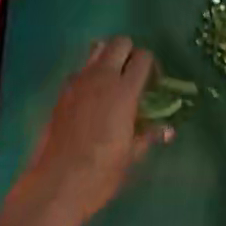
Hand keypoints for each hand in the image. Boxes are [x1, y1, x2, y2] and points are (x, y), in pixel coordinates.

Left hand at [14, 36, 173, 225]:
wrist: (57, 183)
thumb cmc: (100, 172)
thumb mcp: (131, 156)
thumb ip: (149, 135)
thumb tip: (168, 130)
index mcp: (124, 91)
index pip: (143, 57)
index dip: (151, 65)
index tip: (153, 83)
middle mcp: (102, 77)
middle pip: (120, 42)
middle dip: (131, 53)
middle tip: (133, 77)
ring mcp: (79, 80)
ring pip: (98, 48)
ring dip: (109, 56)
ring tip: (112, 81)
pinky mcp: (63, 90)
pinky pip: (81, 68)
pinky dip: (91, 73)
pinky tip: (92, 97)